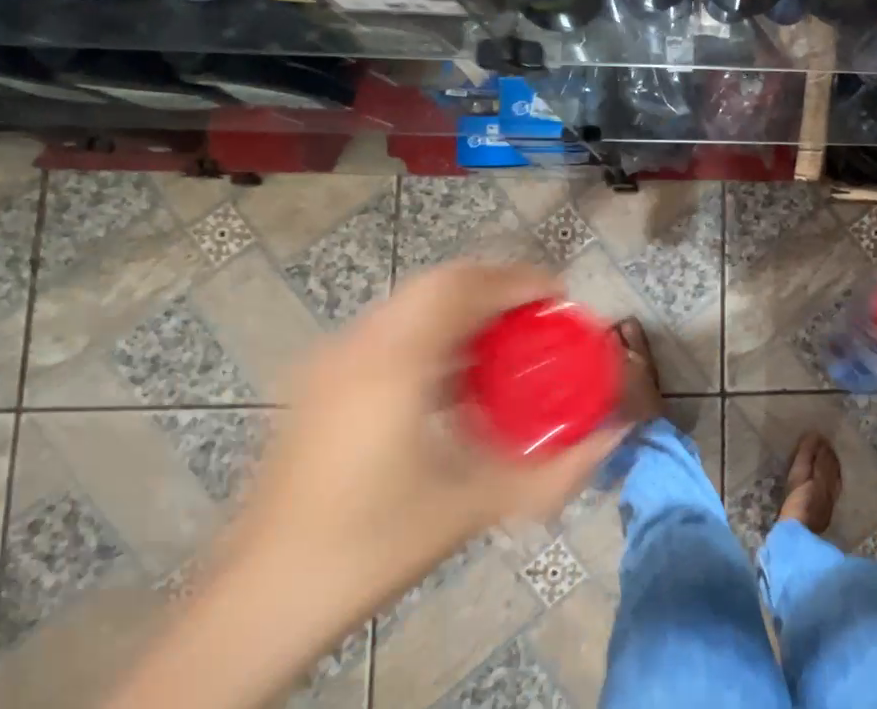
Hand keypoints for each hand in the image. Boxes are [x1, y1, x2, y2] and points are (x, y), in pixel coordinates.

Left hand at [227, 260, 627, 621]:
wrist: (262, 598)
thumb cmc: (373, 544)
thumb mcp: (474, 506)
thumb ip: (555, 472)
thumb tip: (614, 439)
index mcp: (394, 364)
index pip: (460, 285)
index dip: (515, 279)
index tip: (557, 297)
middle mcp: (356, 349)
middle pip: (433, 287)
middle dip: (491, 291)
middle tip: (536, 317)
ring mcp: (325, 369)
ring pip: (404, 310)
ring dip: (458, 314)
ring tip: (501, 347)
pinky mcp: (310, 392)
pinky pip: (382, 338)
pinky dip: (427, 339)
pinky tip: (449, 387)